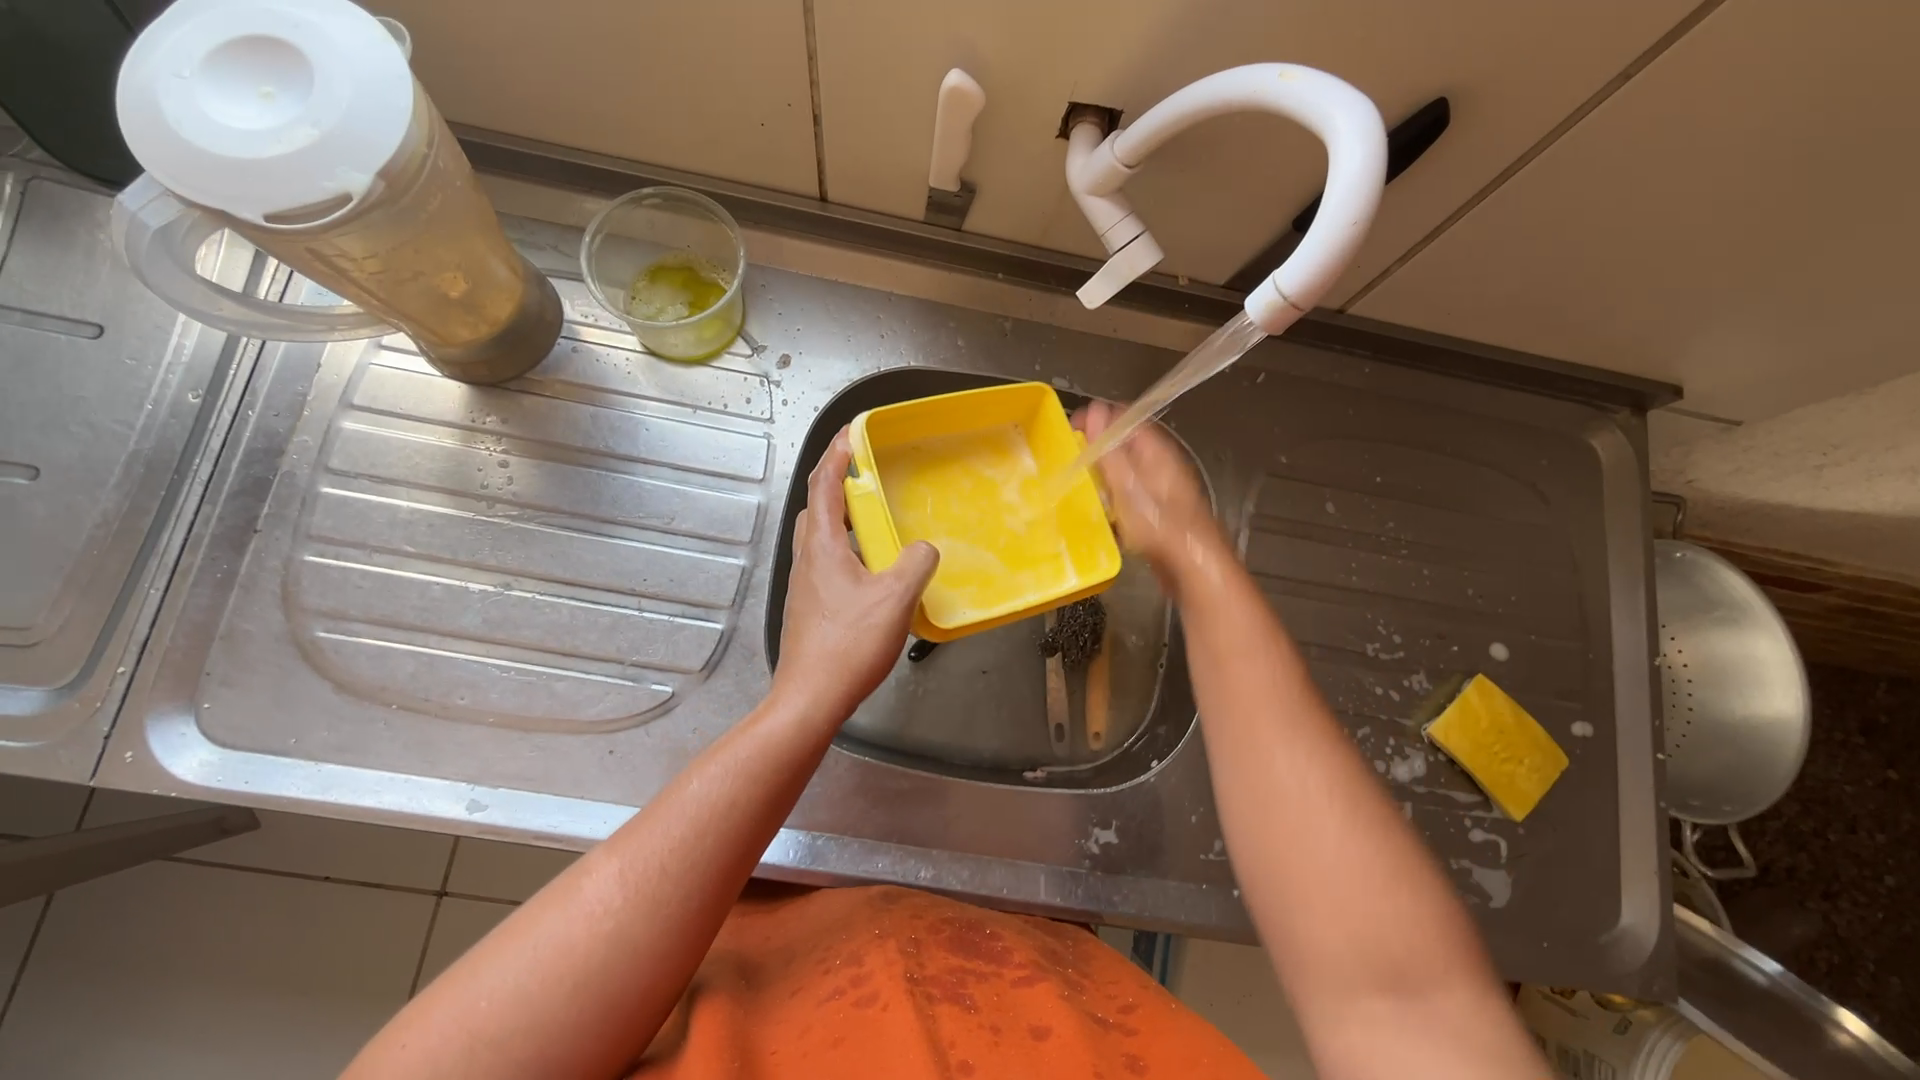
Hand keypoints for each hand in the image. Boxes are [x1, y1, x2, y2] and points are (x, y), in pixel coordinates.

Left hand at [773, 429, 939, 720]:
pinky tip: (871, 573)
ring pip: (820, 538)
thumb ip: (915, 563)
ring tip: (876, 523)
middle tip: (868, 479)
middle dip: (838, 485)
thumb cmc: (849, 643)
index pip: (824, 484)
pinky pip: (826, 563)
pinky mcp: (809, 608)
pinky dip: (846, 551)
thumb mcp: (895, 598)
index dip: (837, 454)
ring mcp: (804, 585)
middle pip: (817, 508)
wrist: (810, 696)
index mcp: (822, 545)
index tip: (852, 433)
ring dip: (843, 521)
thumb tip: (923, 548)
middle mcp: (806, 558)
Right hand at [1075, 401, 1227, 593]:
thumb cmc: (1160, 527)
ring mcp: (1163, 492)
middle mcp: (1163, 468)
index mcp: (1159, 454)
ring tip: (1079, 481)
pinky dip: (1115, 498)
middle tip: (1072, 455)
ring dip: (1106, 475)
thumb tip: (1095, 411)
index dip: (1102, 418)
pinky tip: (1100, 511)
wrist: (1192, 570)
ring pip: (1129, 473)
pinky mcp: (1160, 515)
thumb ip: (1110, 452)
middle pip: (1129, 446)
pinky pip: (1132, 497)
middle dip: (1100, 447)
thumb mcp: (1129, 488)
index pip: (1130, 420)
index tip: (1074, 425)